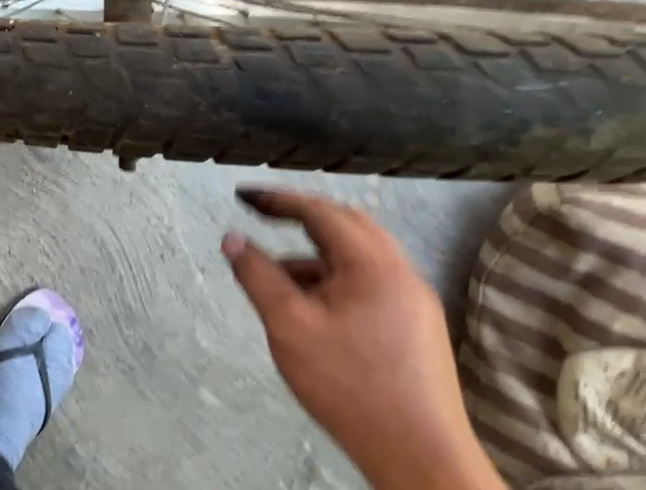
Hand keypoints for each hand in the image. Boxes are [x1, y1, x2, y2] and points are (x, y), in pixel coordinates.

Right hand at [222, 188, 504, 489]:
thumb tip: (232, 239)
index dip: (278, 199)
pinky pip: (370, 280)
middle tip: (262, 214)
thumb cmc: (348, 383)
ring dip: (317, 249)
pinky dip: (334, 275)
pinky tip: (309, 304)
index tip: (242, 196)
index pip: (322, 213)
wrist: (419, 455)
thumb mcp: (288, 324)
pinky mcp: (415, 328)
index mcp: (375, 269)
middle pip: (351, 225)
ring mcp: (414, 304)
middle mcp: (402, 277)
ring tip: (277, 272)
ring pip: (361, 255)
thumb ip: (257, 275)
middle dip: (303, 214)